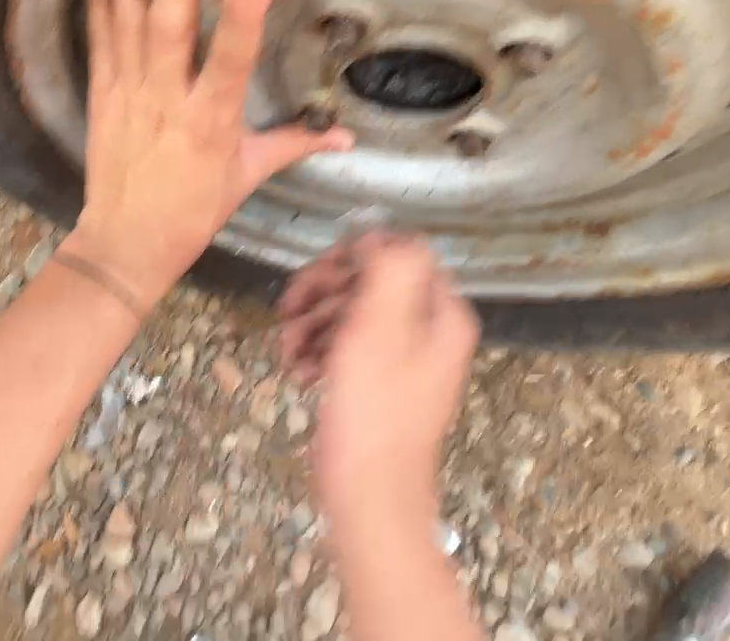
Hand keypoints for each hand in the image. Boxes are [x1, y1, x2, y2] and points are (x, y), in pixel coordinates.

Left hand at [67, 0, 352, 308]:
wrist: (125, 241)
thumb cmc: (192, 211)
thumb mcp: (248, 178)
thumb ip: (295, 145)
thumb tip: (346, 137)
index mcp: (210, 121)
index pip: (232, 60)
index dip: (245, 12)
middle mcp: (166, 99)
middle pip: (170, 24)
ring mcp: (128, 92)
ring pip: (127, 21)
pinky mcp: (102, 93)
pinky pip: (98, 39)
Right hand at [279, 232, 478, 522]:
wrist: (368, 496)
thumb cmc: (374, 409)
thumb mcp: (380, 327)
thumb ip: (388, 269)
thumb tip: (377, 233)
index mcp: (441, 313)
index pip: (400, 253)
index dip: (355, 257)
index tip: (320, 273)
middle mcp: (426, 329)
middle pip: (368, 282)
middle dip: (323, 294)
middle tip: (289, 310)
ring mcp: (400, 358)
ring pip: (348, 314)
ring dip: (311, 325)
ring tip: (289, 351)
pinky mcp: (374, 382)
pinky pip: (343, 347)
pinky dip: (316, 353)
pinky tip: (299, 372)